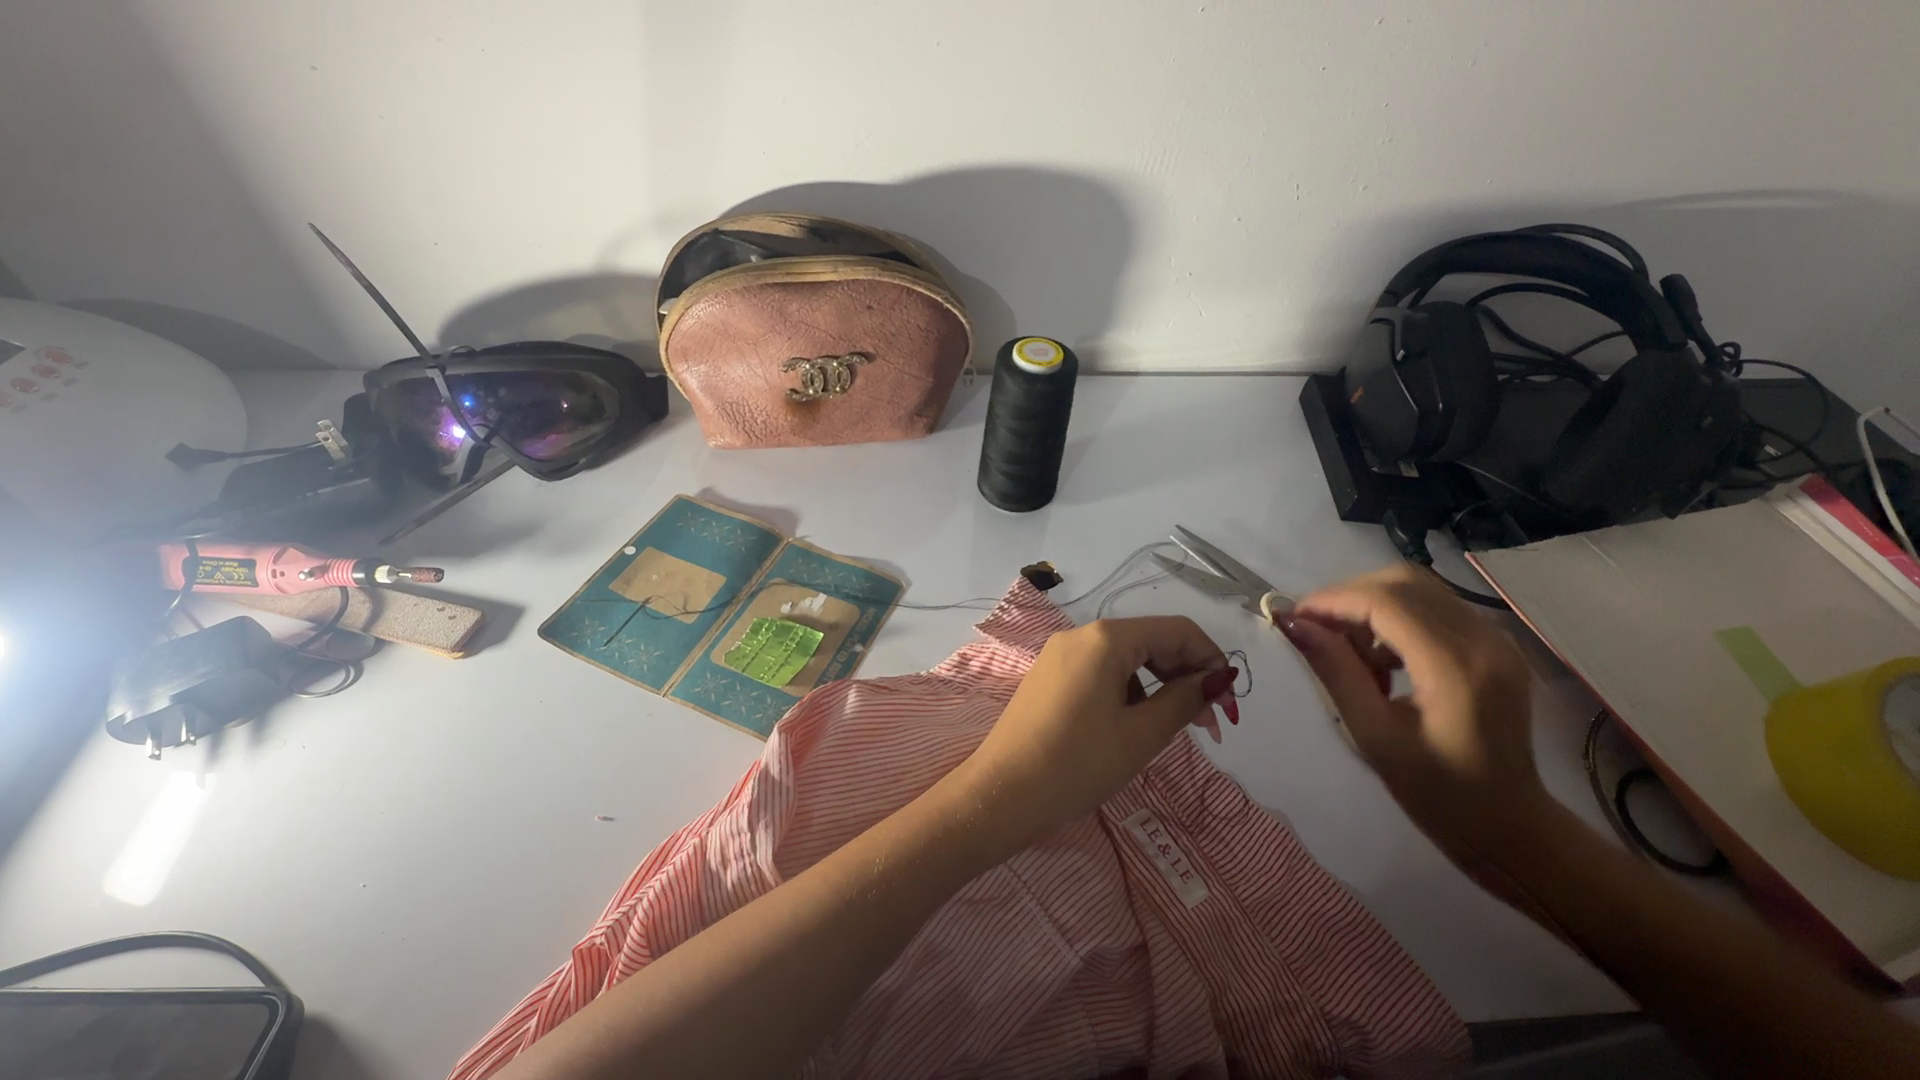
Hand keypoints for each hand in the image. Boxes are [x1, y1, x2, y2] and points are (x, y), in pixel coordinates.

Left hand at [950, 617, 1234, 853]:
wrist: (1002, 795)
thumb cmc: (1078, 763)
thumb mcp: (1141, 734)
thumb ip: (1185, 700)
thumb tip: (1217, 679)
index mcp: (1106, 639)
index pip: (1177, 630)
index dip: (1210, 660)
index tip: (1227, 703)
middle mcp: (1080, 635)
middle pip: (1150, 640)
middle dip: (1185, 676)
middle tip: (1208, 725)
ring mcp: (1059, 655)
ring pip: (1125, 658)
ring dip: (1157, 686)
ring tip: (1169, 730)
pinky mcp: (1047, 678)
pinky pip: (1099, 672)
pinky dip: (1127, 691)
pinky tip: (1131, 727)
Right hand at [1280, 563, 1545, 858]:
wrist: (1509, 826)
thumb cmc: (1436, 794)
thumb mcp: (1375, 736)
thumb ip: (1336, 672)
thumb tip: (1292, 624)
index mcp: (1456, 667)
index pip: (1385, 602)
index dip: (1332, 601)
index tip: (1292, 618)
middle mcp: (1483, 640)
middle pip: (1404, 583)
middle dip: (1350, 598)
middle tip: (1317, 633)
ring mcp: (1496, 640)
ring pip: (1419, 590)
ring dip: (1372, 606)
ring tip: (1350, 654)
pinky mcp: (1496, 646)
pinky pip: (1436, 608)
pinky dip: (1397, 618)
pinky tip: (1382, 660)